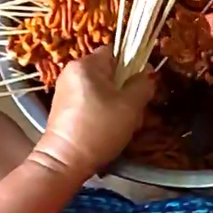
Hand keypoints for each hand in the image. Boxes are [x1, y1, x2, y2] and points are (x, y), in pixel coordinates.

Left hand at [33, 47, 153, 175]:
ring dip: (119, 105)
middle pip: (110, 72)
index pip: (116, 51)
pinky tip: (110, 131)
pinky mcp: (64, 109)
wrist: (65, 161)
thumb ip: (143, 84)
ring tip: (126, 125)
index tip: (144, 84)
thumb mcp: (130, 105)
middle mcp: (72, 72)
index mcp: (86, 64)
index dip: (134, 64)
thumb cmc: (99, 128)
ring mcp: (66, 91)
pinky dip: (104, 113)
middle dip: (127, 90)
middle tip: (137, 110)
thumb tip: (148, 73)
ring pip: (103, 90)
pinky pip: (91, 103)